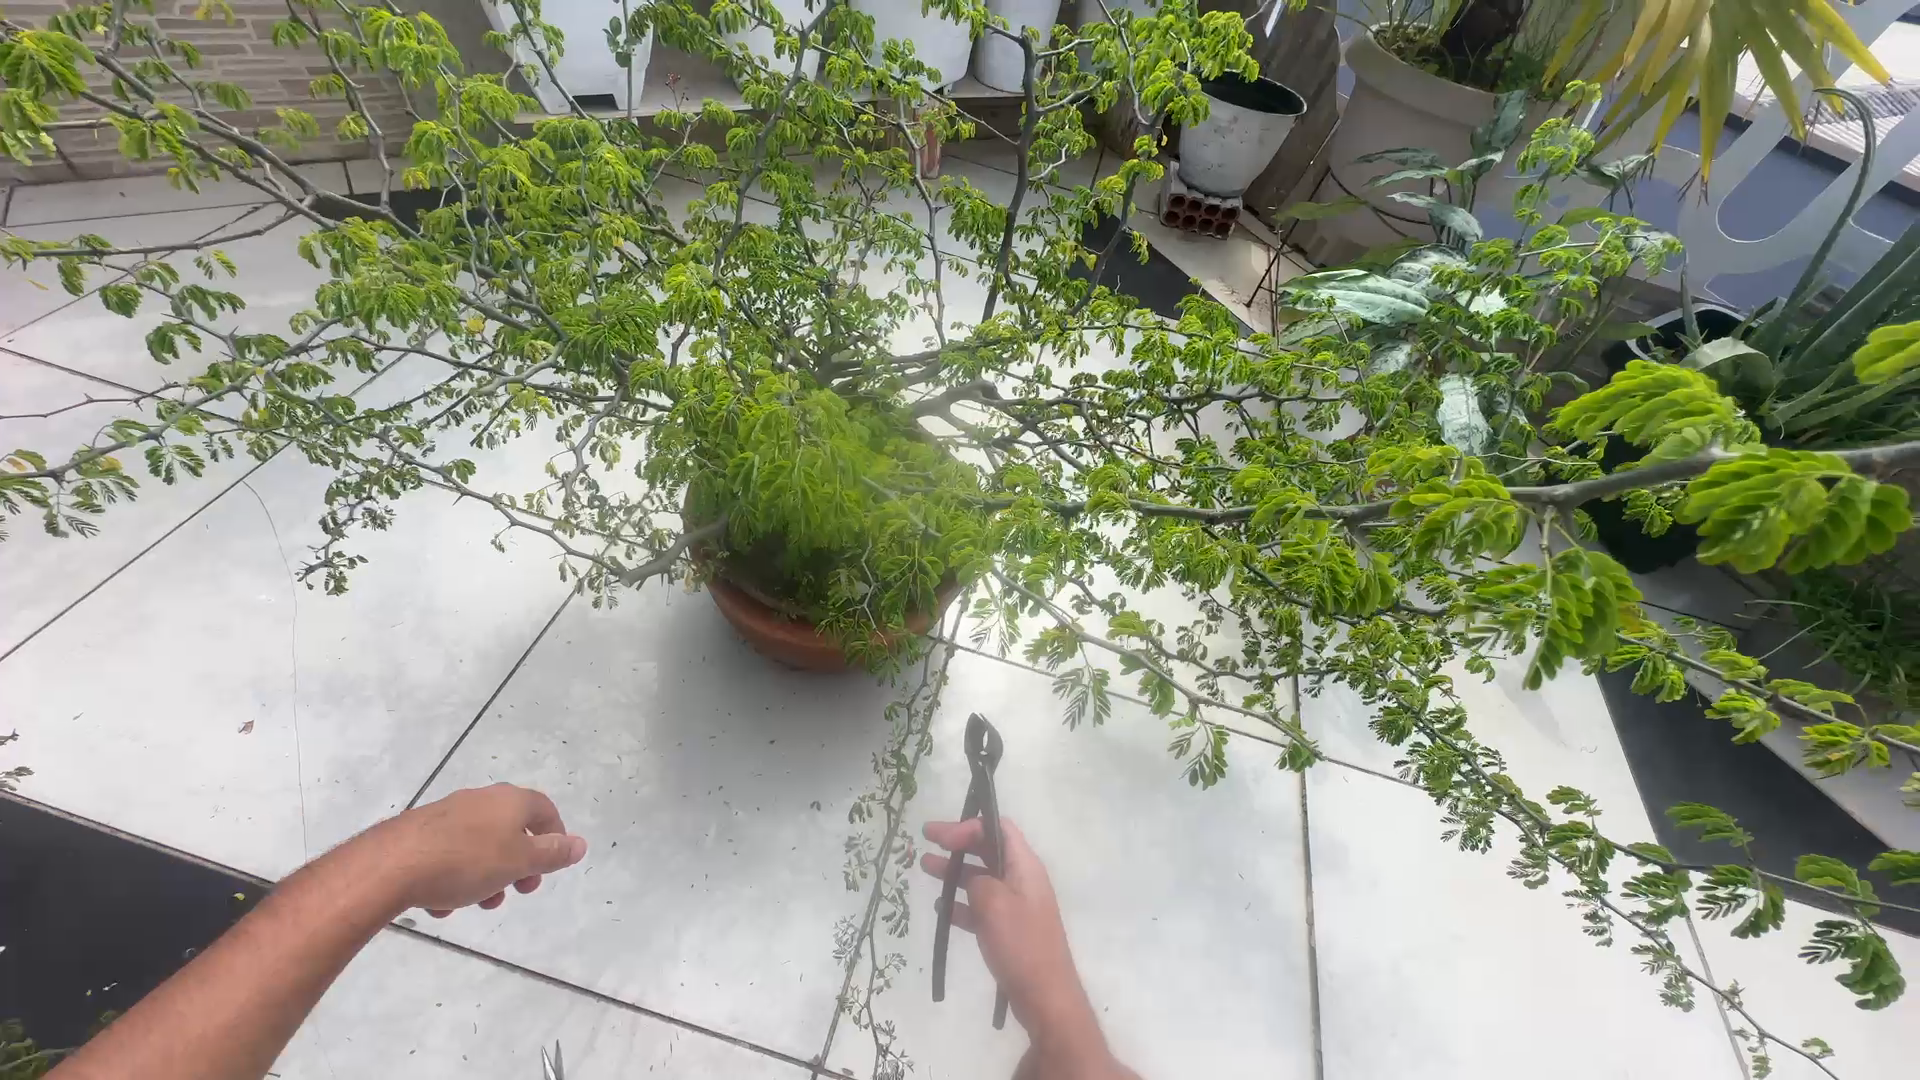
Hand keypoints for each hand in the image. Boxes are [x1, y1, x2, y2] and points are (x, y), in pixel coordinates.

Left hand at [358, 783, 588, 916]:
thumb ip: (553, 854)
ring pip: (479, 845)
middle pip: (511, 830)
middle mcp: (482, 800)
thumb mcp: (520, 862)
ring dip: (487, 874)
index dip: (555, 838)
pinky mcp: (417, 834)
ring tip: (479, 904)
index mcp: (512, 800)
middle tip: (519, 891)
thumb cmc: (467, 861)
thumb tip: (580, 844)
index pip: (545, 812)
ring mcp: (447, 815)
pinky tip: (441, 905)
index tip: (551, 867)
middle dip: (519, 864)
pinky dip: (453, 877)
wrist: (389, 866)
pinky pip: (447, 854)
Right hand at [920, 818, 1092, 1038]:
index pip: (997, 828)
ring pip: (981, 878)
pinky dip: (961, 904)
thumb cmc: (1022, 943)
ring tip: (926, 867)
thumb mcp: (994, 903)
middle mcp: (1022, 880)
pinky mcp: (1008, 930)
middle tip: (927, 838)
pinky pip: (981, 908)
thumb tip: (972, 880)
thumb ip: (978, 882)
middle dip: (958, 842)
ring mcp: (1015, 906)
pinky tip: (941, 908)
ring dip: (955, 871)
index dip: (969, 826)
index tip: (942, 837)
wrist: (1046, 997)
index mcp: (1025, 866)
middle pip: (987, 850)